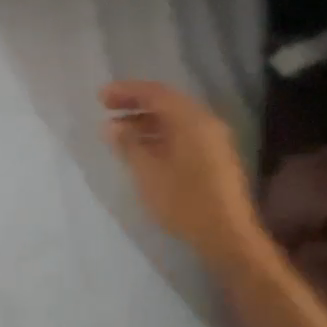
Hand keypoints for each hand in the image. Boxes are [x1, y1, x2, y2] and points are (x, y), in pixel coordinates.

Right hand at [102, 80, 262, 264]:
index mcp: (191, 120)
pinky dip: (159, 136)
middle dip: (135, 105)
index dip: (126, 91)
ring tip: (118, 135)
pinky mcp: (214, 158)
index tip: (100, 98)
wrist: (226, 234)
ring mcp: (213, 141)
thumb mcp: (148, 172)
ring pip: (175, 121)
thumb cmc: (184, 201)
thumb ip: (128, 145)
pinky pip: (183, 135)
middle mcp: (205, 123)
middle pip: (167, 104)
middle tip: (106, 110)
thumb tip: (111, 127)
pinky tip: (141, 151)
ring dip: (146, 123)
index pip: (155, 93)